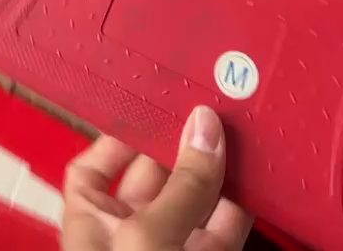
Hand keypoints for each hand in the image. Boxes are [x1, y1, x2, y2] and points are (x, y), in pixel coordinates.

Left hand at [61, 106, 251, 250]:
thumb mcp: (146, 239)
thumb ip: (180, 188)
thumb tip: (204, 132)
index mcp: (90, 223)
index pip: (95, 166)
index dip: (121, 134)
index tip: (152, 105)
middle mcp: (128, 237)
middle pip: (155, 176)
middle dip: (181, 145)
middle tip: (206, 110)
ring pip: (193, 201)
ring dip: (215, 170)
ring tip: (235, 132)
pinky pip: (222, 229)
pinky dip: (238, 206)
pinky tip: (252, 180)